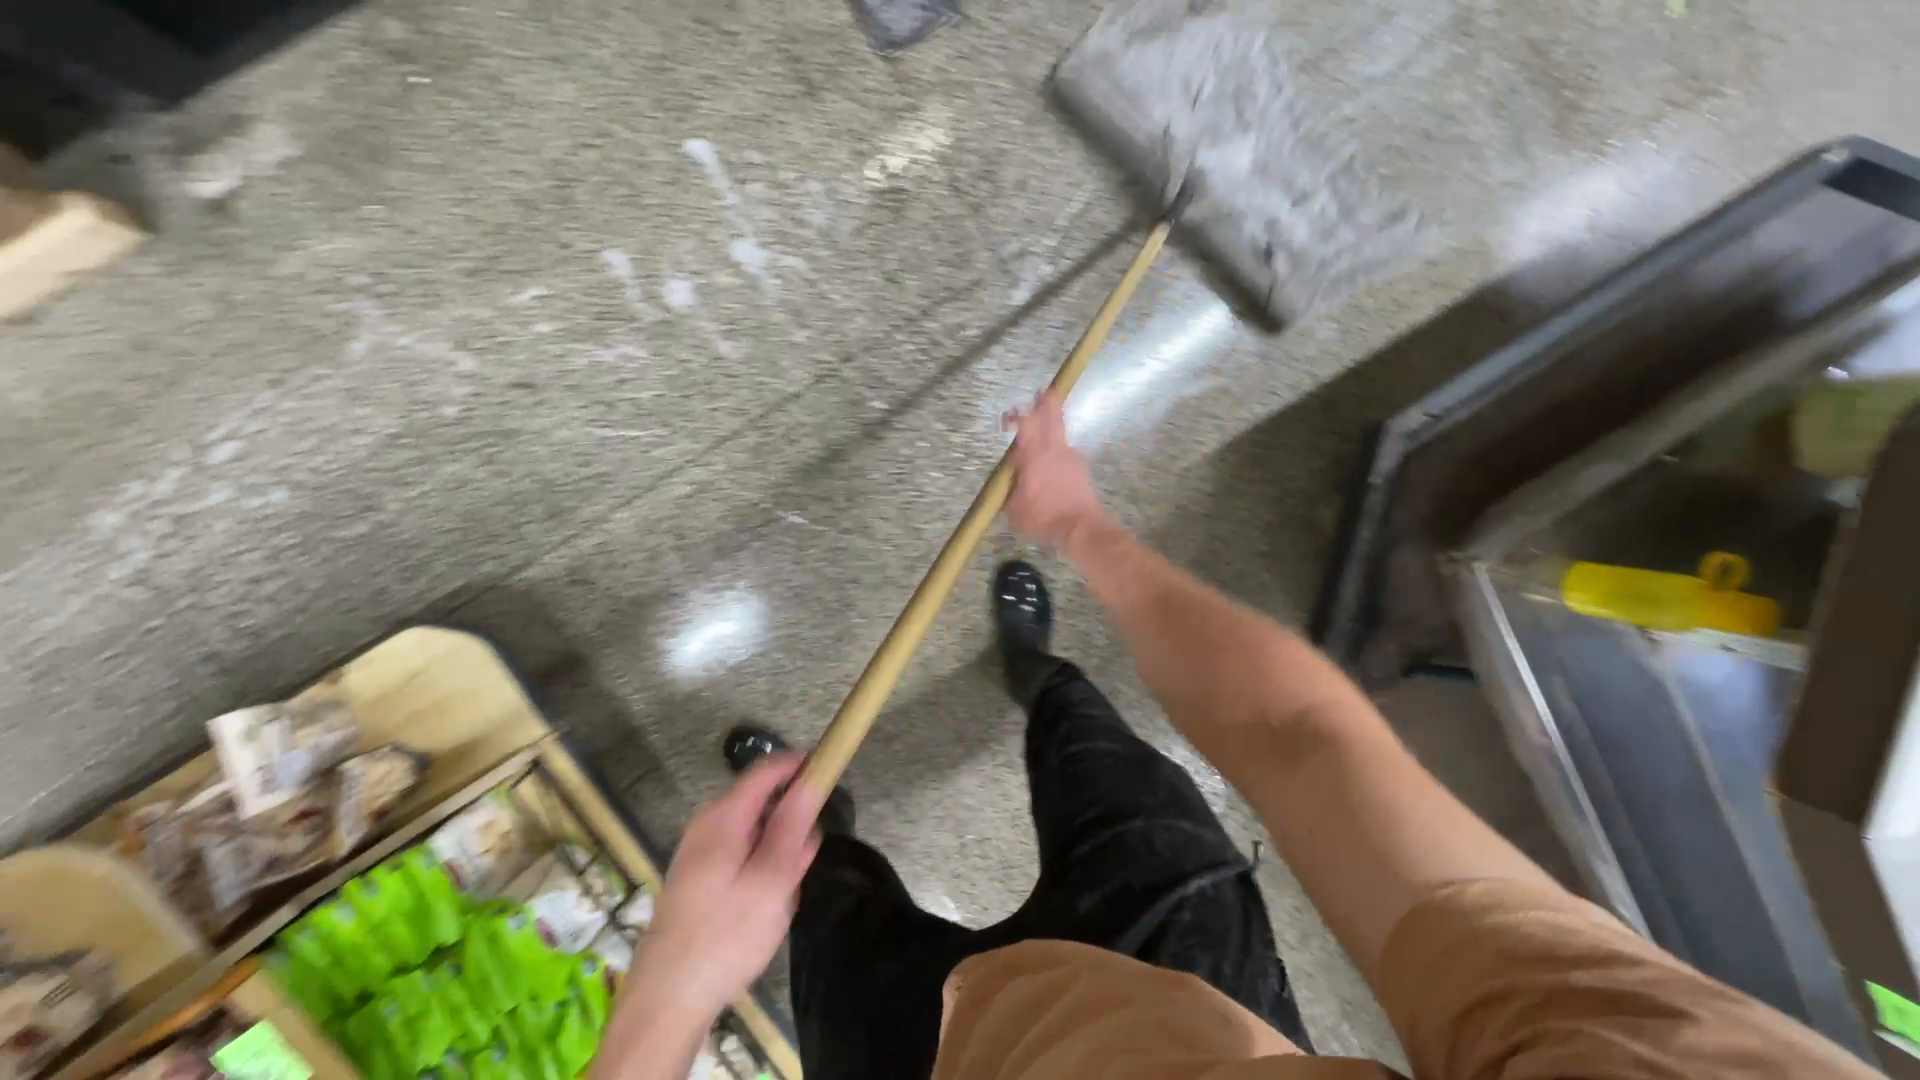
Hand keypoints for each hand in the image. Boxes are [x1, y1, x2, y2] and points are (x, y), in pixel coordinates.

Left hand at [628, 755, 824, 1019]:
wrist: (668, 998)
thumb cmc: (726, 935)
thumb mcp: (771, 879)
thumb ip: (793, 825)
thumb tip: (812, 778)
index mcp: (723, 817)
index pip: (768, 770)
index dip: (802, 766)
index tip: (833, 777)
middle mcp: (707, 825)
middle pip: (762, 803)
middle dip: (791, 825)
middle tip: (803, 866)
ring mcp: (699, 852)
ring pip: (755, 834)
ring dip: (777, 854)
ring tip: (782, 897)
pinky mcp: (698, 878)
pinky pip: (741, 858)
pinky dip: (760, 872)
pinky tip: (764, 909)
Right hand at [1005, 390, 1112, 552]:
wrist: (1081, 528)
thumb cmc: (1043, 517)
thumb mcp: (1015, 510)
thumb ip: (1011, 491)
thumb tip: (1014, 482)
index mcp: (1035, 455)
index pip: (1026, 423)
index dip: (1016, 415)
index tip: (1008, 418)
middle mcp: (1055, 450)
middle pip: (1052, 417)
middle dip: (1047, 402)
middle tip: (1045, 391)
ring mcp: (1072, 458)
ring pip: (1060, 437)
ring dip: (1053, 431)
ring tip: (1045, 436)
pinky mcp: (1082, 470)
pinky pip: (1067, 456)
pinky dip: (1059, 457)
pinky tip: (1053, 472)